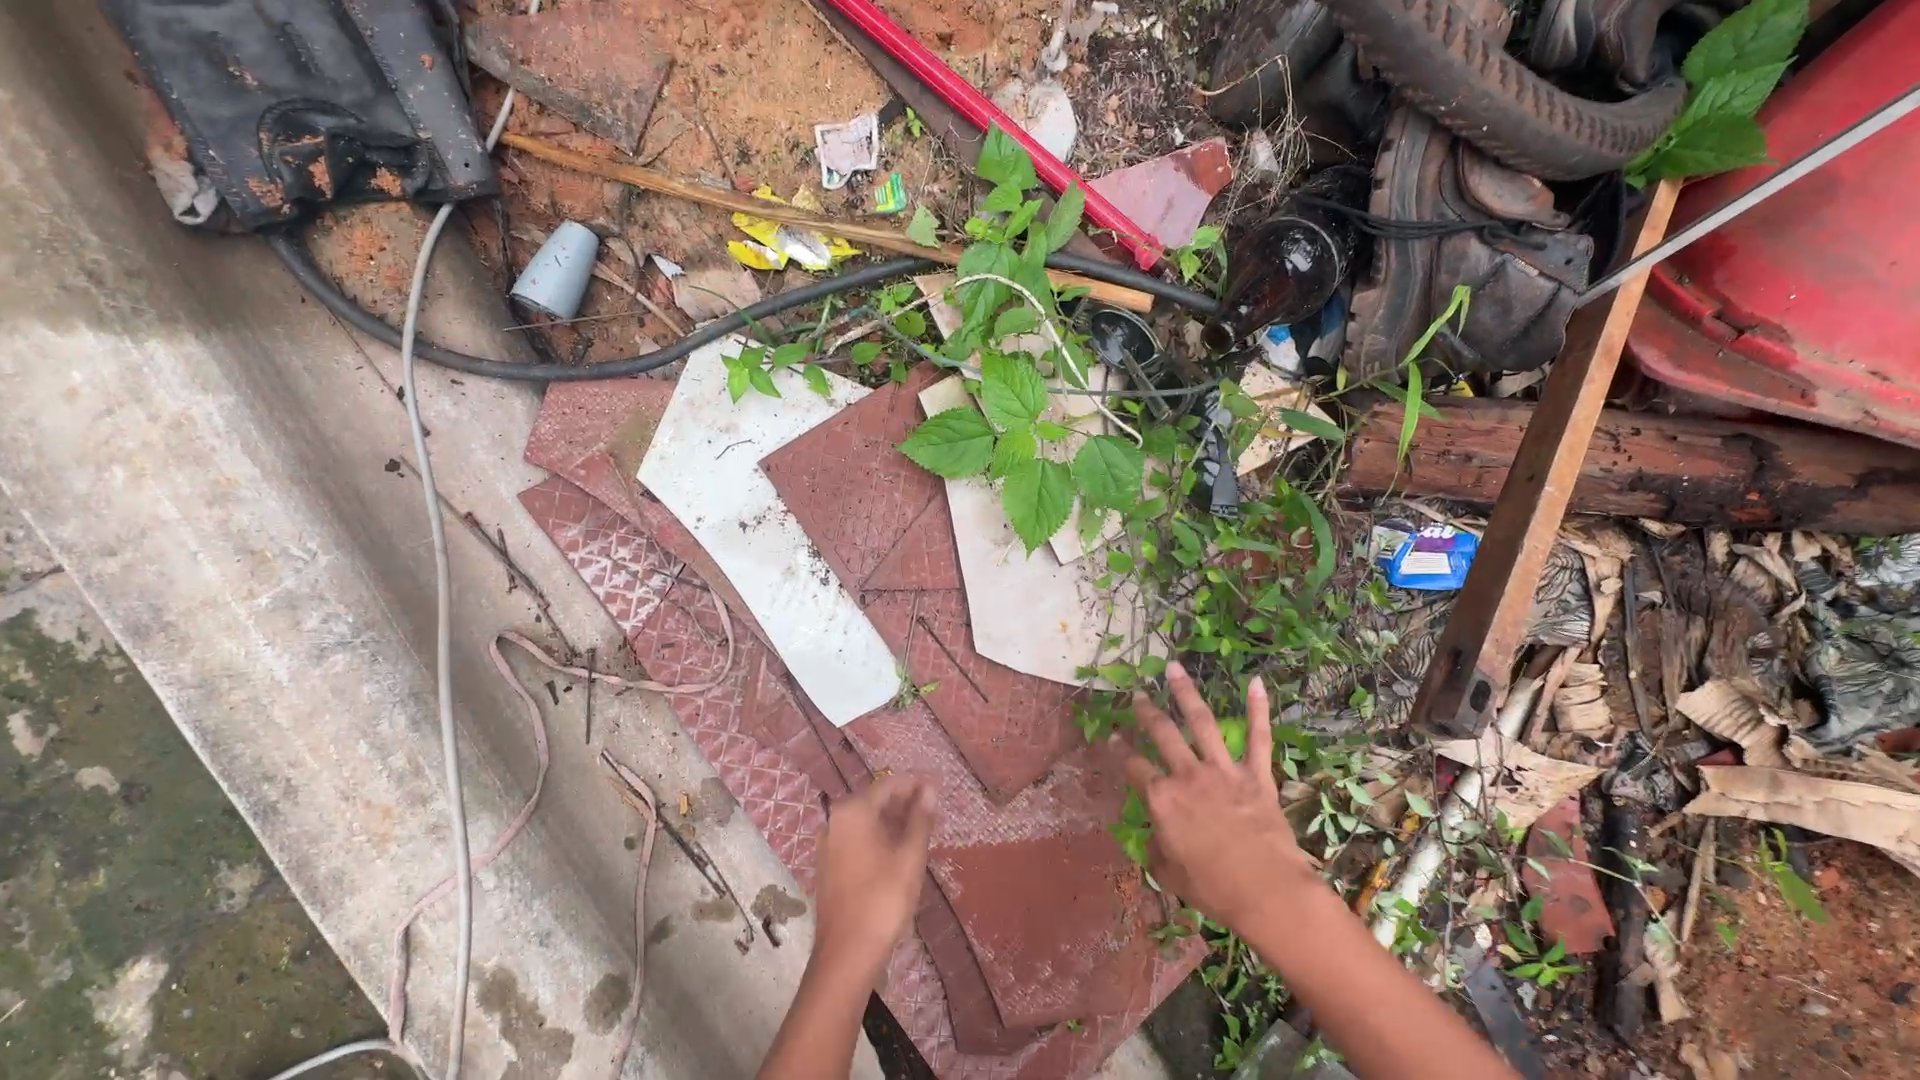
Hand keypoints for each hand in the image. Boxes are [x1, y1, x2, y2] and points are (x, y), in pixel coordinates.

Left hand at [812, 773, 936, 974]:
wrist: (847, 953)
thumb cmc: (883, 900)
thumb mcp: (910, 857)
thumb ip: (920, 819)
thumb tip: (931, 789)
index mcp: (853, 812)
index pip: (889, 784)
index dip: (916, 783)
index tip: (938, 783)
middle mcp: (835, 820)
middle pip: (875, 800)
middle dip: (905, 800)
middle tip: (934, 806)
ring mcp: (829, 843)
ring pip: (867, 821)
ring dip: (894, 820)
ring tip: (923, 826)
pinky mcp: (829, 864)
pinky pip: (858, 838)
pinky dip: (880, 836)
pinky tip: (900, 848)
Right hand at [1123, 663, 1314, 932]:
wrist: (1267, 892)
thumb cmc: (1213, 889)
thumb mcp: (1169, 874)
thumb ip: (1157, 848)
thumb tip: (1156, 835)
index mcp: (1162, 799)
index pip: (1134, 768)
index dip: (1120, 751)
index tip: (1111, 738)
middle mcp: (1188, 776)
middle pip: (1162, 734)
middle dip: (1146, 711)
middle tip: (1138, 693)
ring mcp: (1224, 771)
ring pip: (1202, 723)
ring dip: (1186, 692)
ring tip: (1174, 668)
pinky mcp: (1257, 776)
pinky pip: (1259, 737)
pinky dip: (1258, 708)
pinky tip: (1256, 682)